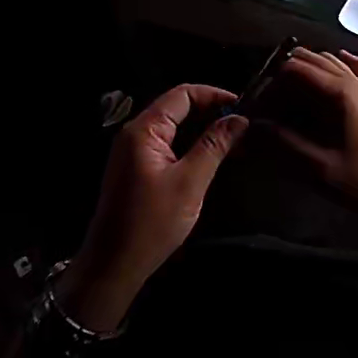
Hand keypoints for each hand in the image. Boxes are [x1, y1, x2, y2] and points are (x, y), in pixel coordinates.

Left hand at [63, 84, 248, 330]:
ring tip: (233, 139)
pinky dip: (189, 144)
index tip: (243, 107)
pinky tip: (211, 156)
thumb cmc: (151, 223)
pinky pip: (166, 144)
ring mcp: (133, 151)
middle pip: (176, 107)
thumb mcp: (189, 183)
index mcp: (144, 130)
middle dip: (210, 111)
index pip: (181, 94)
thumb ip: (213, 146)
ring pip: (172, 126)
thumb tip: (239, 119)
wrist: (114, 263)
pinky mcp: (136, 167)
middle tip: (243, 125)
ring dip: (201, 128)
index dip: (213, 95)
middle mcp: (135, 133)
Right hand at [267, 48, 357, 218]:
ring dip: (304, 71)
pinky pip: (356, 69)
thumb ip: (284, 145)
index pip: (293, 69)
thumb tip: (253, 128)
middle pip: (309, 61)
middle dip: (282, 77)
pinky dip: (340, 63)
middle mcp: (353, 82)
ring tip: (285, 96)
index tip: (257, 110)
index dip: (270, 86)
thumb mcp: (321, 169)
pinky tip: (335, 61)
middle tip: (266, 106)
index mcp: (340, 93)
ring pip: (330, 62)